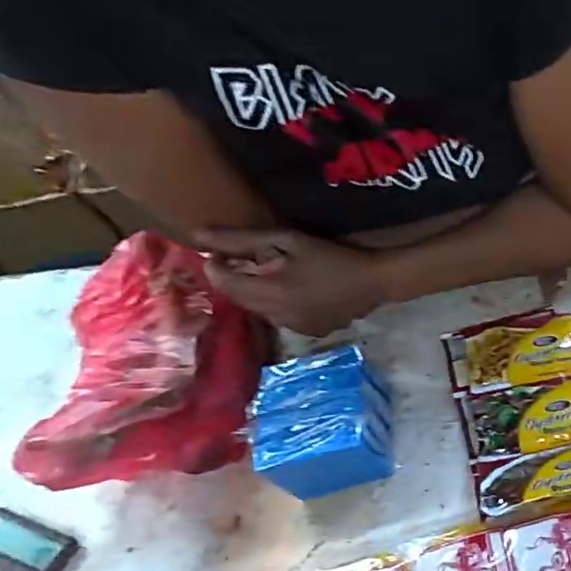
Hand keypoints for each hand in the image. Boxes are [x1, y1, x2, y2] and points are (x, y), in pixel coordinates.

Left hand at [196, 227, 387, 336]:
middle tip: (243, 260)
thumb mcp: (287, 239)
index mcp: (272, 293)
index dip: (216, 268)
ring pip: (260, 311)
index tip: (221, 252)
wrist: (373, 282)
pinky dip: (278, 305)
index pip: (224, 285)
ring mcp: (296, 329)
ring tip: (270, 274)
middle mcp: (280, 317)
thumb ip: (241, 240)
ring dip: (257, 293)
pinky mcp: (309, 333)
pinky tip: (294, 291)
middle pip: (241, 300)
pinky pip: (281, 319)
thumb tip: (197, 237)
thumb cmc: (331, 255)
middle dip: (236, 280)